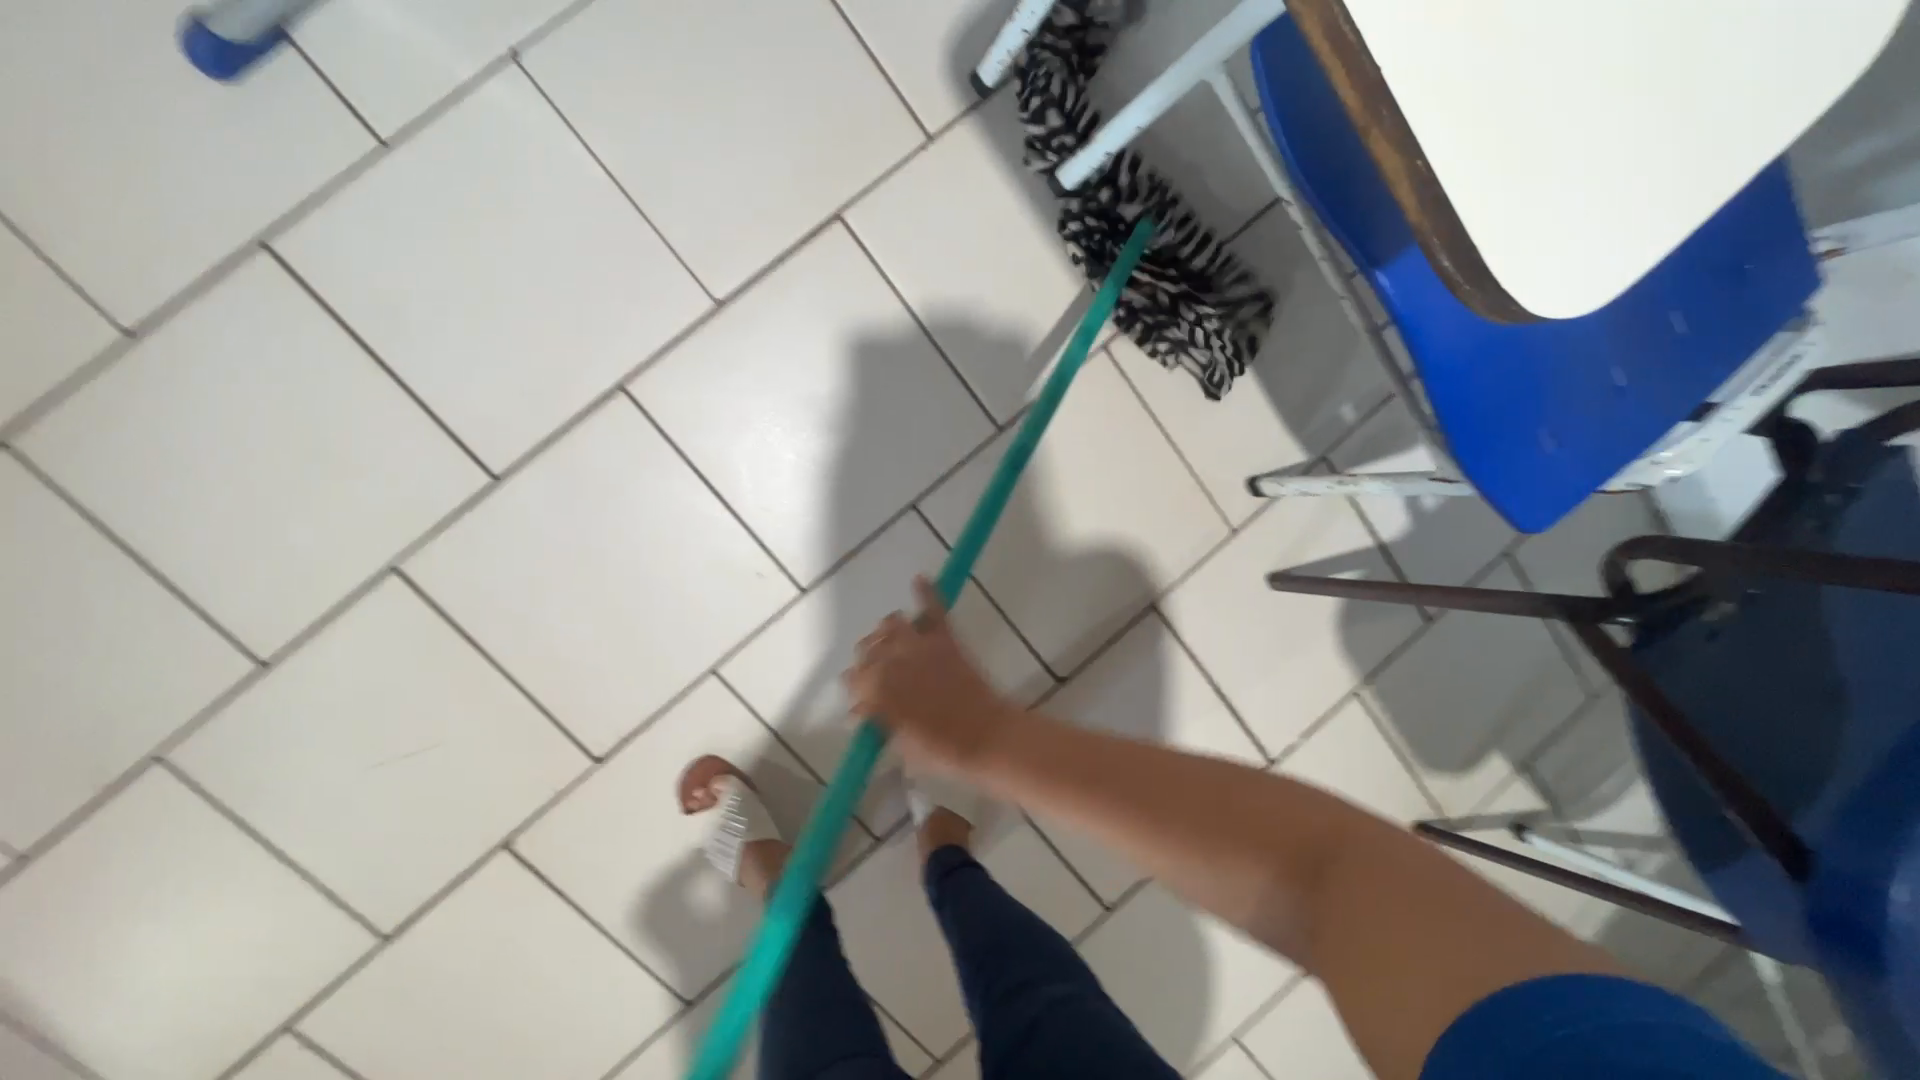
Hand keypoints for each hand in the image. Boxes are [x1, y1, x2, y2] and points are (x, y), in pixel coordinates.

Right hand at [845, 576, 1020, 773]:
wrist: (986, 737)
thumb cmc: (943, 750)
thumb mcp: (901, 744)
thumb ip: (879, 722)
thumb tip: (860, 711)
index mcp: (878, 691)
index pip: (852, 679)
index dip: (857, 688)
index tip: (863, 698)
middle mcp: (893, 662)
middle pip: (867, 648)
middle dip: (868, 659)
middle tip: (879, 673)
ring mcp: (920, 647)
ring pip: (891, 625)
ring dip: (888, 632)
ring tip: (893, 641)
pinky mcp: (945, 639)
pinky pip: (933, 609)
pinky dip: (926, 592)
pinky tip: (919, 579)